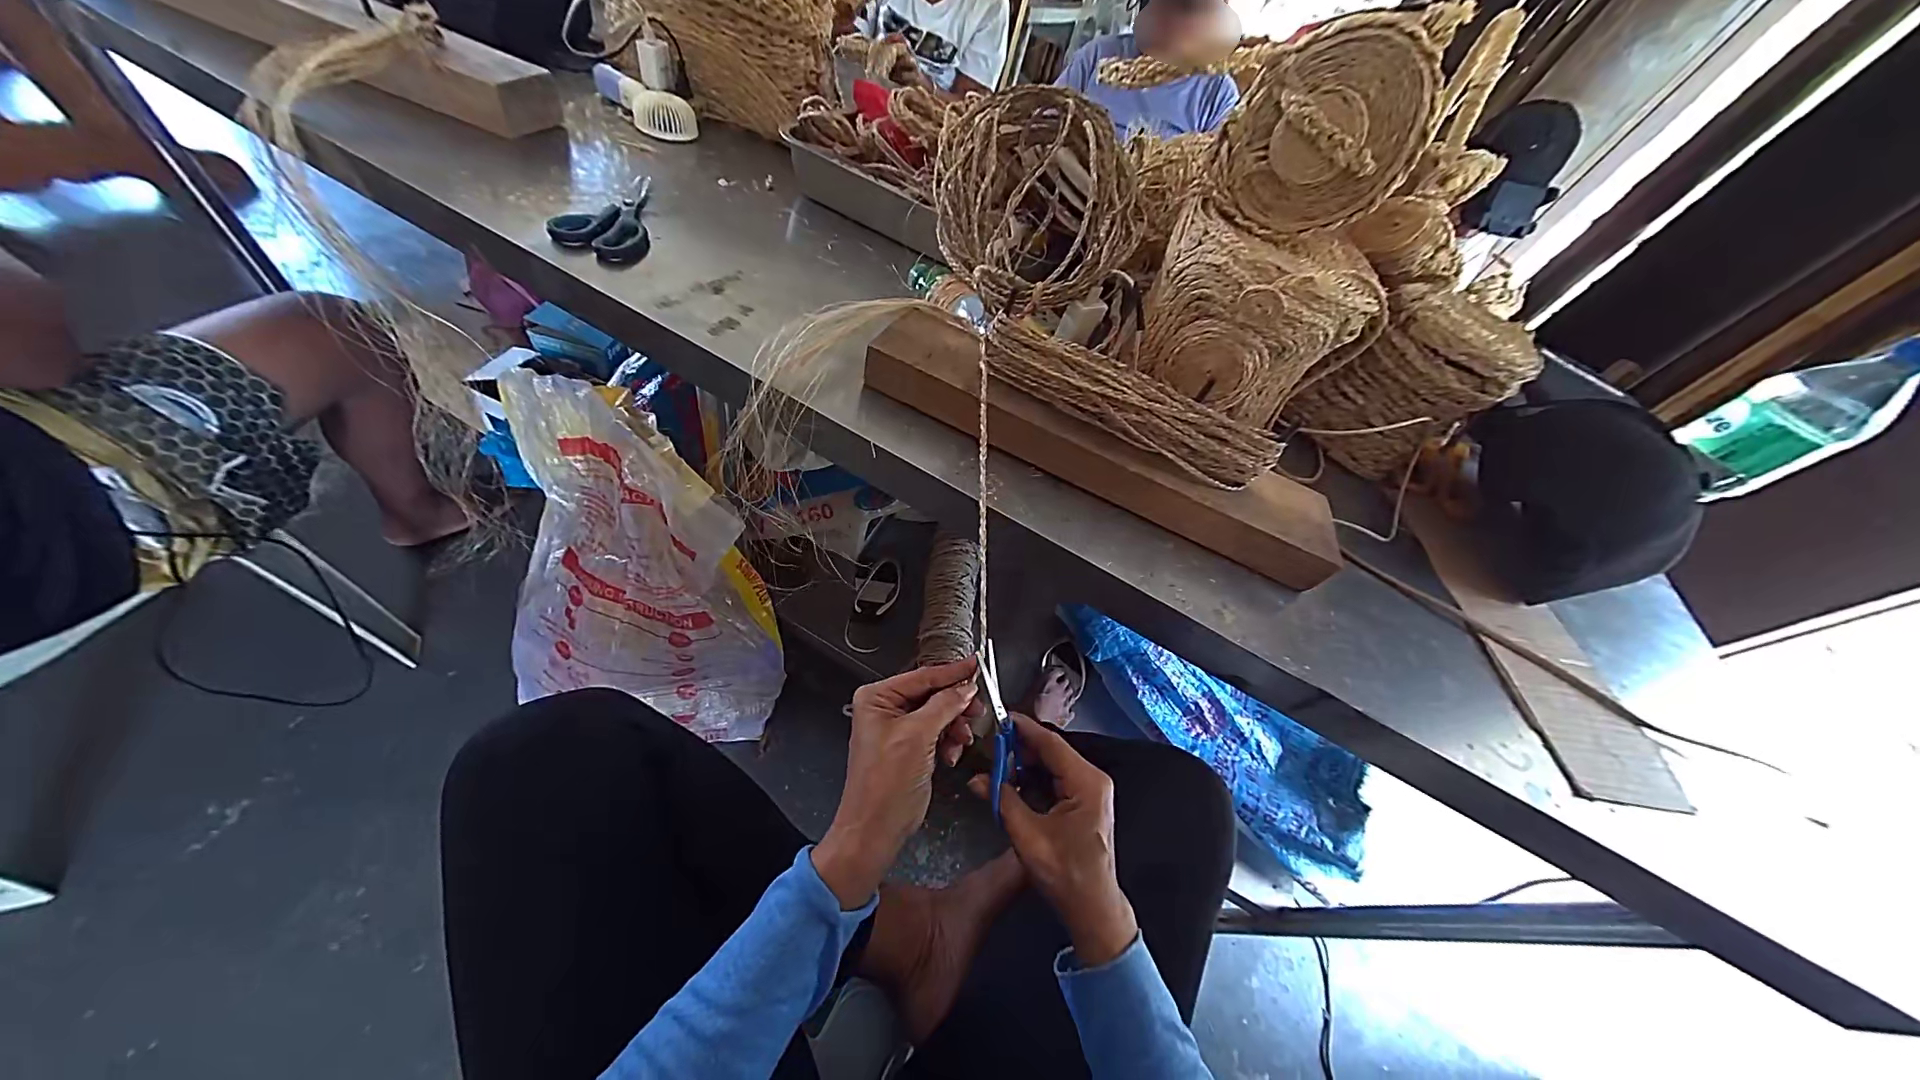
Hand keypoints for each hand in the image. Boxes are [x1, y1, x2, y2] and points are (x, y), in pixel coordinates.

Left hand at [814, 657, 978, 907]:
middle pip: (932, 694)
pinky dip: (949, 741)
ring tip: (961, 739)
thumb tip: (965, 687)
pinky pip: (937, 733)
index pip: (922, 676)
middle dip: (955, 705)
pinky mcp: (909, 747)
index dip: (952, 672)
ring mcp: (898, 729)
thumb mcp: (917, 737)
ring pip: (939, 714)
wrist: (875, 830)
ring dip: (954, 726)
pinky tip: (951, 755)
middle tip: (976, 709)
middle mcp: (885, 709)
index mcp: (876, 698)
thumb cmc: (883, 786)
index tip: (975, 663)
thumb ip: (944, 706)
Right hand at [968, 714, 1137, 965]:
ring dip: (1026, 764)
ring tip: (998, 765)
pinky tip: (1014, 782)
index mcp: (1086, 781)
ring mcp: (1090, 790)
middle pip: (1052, 751)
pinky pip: (1056, 779)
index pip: (1051, 742)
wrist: (1093, 907)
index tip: (1000, 718)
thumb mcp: (1027, 835)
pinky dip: (1034, 778)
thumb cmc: (1065, 873)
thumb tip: (978, 779)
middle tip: (992, 747)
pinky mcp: (1084, 802)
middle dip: (1021, 748)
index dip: (1023, 729)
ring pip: (1052, 764)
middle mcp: (1092, 779)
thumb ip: (1002, 800)